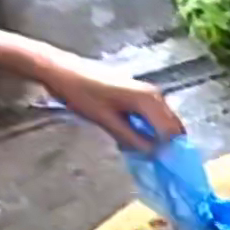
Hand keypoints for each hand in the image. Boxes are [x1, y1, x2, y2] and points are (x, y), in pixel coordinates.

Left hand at [29, 49, 183, 152]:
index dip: (168, 148)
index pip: (171, 132)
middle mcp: (156, 96)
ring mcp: (150, 93)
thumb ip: (133, 139)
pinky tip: (136, 132)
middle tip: (151, 155)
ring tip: (141, 144)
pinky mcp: (142, 93)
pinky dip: (151, 127)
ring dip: (158, 135)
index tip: (159, 161)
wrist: (56, 68)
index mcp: (150, 101)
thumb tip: (154, 155)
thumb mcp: (105, 120)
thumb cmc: (79, 93)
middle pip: (173, 127)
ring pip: (166, 122)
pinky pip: (156, 115)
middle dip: (166, 143)